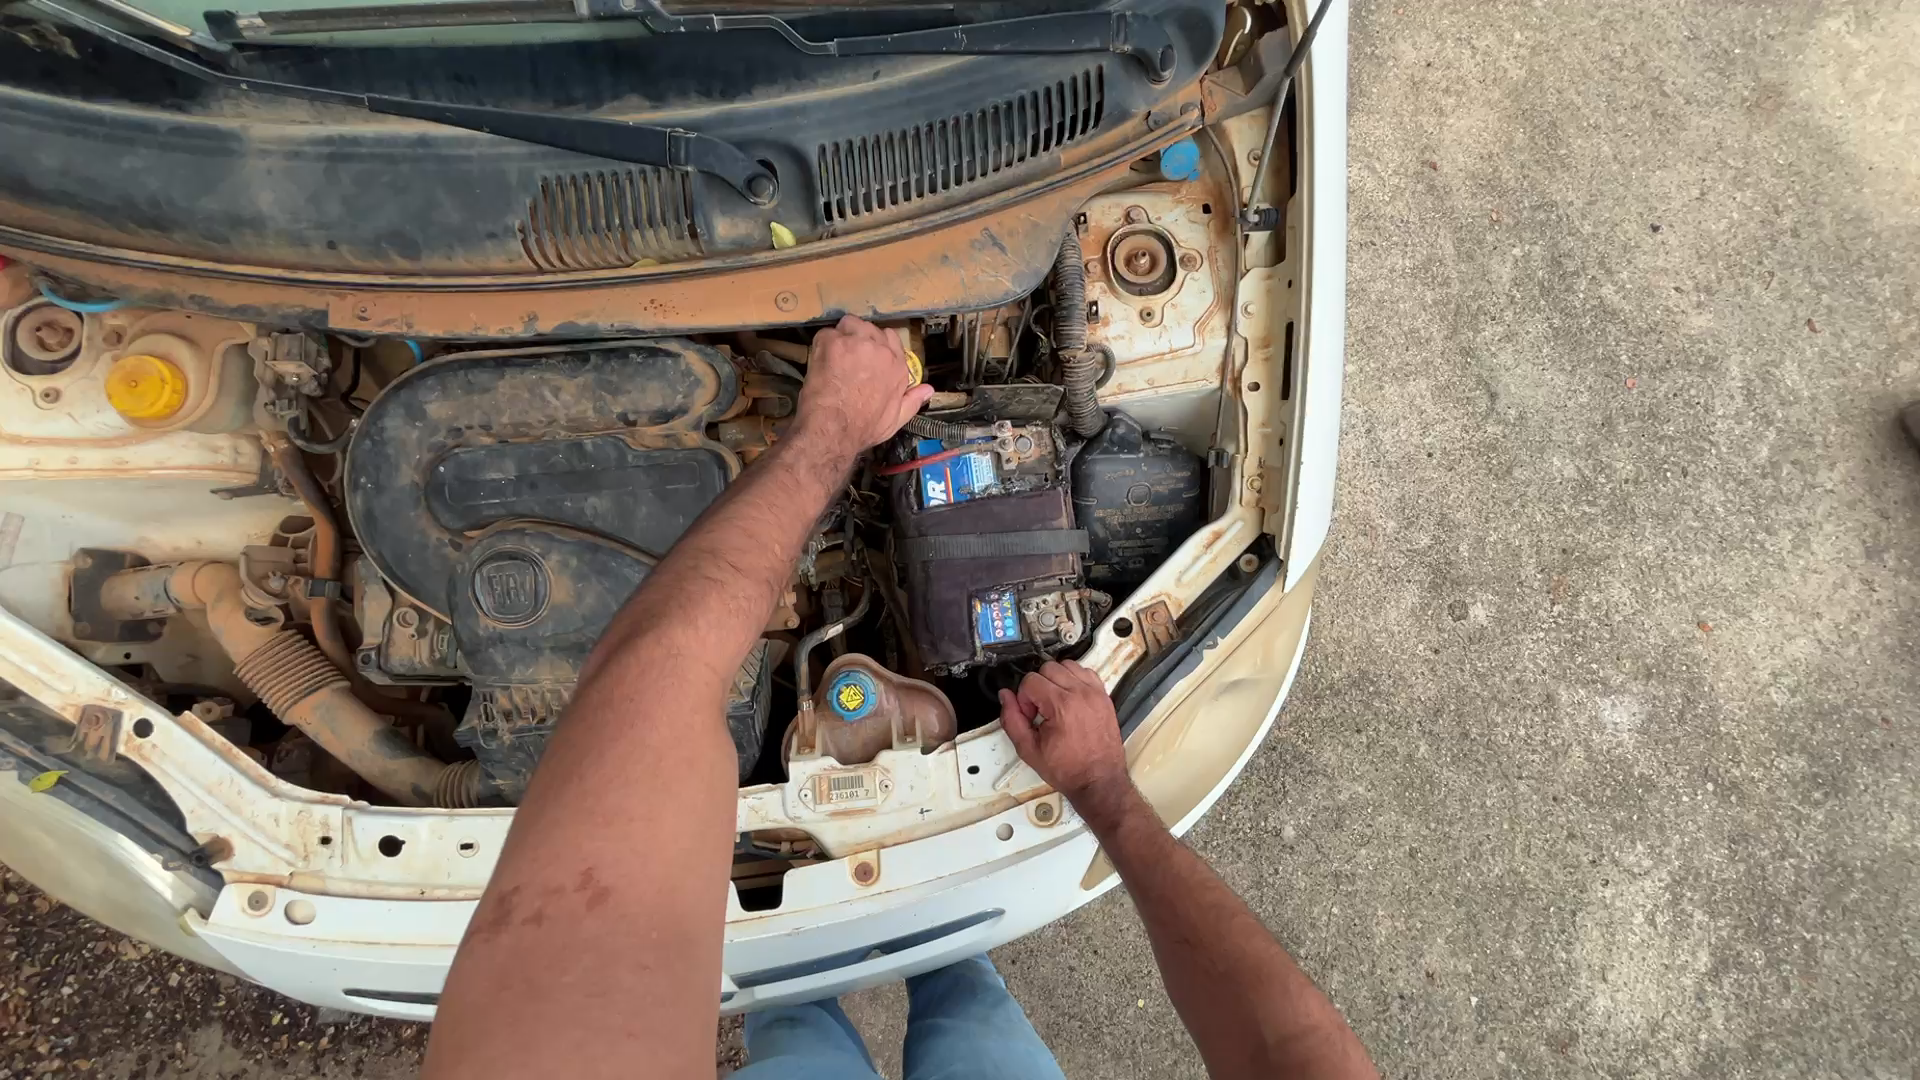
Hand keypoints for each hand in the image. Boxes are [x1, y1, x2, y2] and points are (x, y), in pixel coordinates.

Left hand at [795, 315, 934, 452]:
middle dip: (860, 339)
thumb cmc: (864, 427)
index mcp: (897, 366)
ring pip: (850, 324)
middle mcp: (880, 349)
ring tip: (836, 354)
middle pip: (870, 329)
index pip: (891, 338)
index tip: (869, 357)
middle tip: (848, 358)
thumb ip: (913, 400)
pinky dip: (822, 345)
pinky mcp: (832, 341)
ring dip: (844, 335)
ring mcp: (856, 342)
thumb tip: (928, 390)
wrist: (835, 427)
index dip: (878, 345)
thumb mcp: (896, 420)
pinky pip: (826, 333)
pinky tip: (821, 361)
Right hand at [998, 660, 1129, 806]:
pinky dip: (1074, 679)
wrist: (1098, 781)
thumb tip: (1005, 696)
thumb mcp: (1028, 750)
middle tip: (1040, 710)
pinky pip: (1086, 672)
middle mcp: (1081, 694)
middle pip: (1048, 668)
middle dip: (1038, 686)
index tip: (1031, 715)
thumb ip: (1011, 719)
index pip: (1031, 680)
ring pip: (1067, 665)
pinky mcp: (1104, 696)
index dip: (1024, 698)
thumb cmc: (1069, 769)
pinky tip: (1069, 698)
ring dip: (1056, 679)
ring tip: (1054, 702)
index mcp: (1061, 706)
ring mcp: (1095, 693)